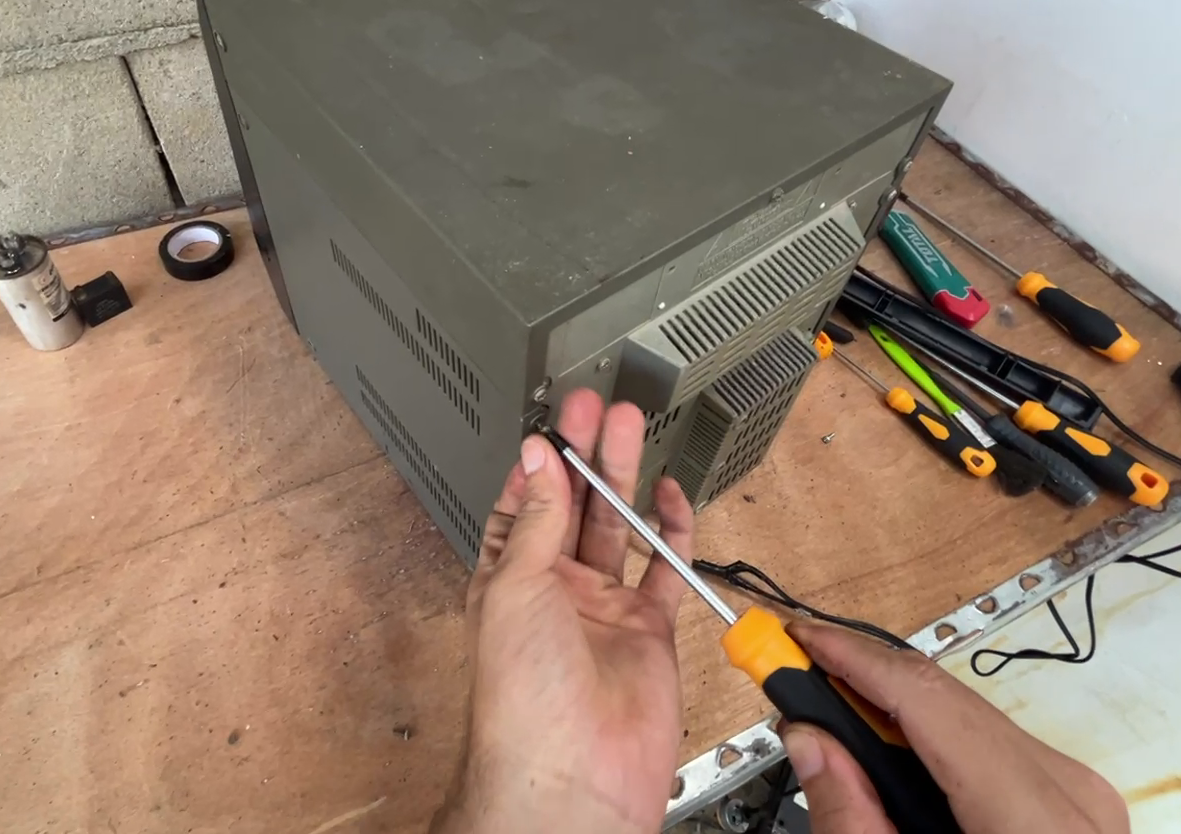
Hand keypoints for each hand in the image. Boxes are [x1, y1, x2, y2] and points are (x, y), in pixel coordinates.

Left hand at [430, 389, 696, 833]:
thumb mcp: (516, 586)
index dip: (538, 460)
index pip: (524, 500)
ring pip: (617, 523)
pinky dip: (669, 531)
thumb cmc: (521, 694)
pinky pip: (662, 567)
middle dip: (584, 452)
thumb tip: (538, 458)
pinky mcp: (647, 625)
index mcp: (511, 575)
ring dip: (623, 475)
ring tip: (628, 425)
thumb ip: (536, 518)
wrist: (575, 774)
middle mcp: (556, 585)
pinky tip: (667, 495)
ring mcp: (602, 603)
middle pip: (573, 502)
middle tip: (594, 406)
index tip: (553, 421)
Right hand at [780, 623, 1128, 832]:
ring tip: (828, 708)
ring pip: (955, 705)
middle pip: (937, 693)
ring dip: (885, 699)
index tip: (793, 636)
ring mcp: (1073, 788)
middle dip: (857, 672)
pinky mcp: (1065, 793)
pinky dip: (921, 726)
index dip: (851, 656)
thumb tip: (806, 738)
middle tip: (790, 667)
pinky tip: (882, 741)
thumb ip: (852, 819)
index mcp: (1034, 819)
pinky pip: (977, 733)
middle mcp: (1065, 788)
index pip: (924, 696)